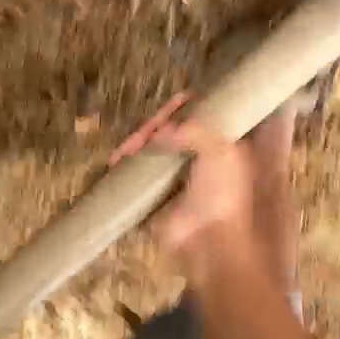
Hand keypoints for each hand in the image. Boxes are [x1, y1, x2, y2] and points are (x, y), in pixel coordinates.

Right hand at [115, 100, 259, 276]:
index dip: (189, 106)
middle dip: (156, 124)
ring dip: (137, 140)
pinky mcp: (152, 190)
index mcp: (219, 148)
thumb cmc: (222, 195)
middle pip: (171, 128)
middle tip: (150, 130)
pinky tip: (117, 158)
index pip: (201, 117)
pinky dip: (124, 160)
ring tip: (128, 147)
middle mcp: (195, 159)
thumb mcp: (221, 153)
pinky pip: (134, 168)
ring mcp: (172, 175)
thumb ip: (195, 131)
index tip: (178, 100)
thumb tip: (165, 130)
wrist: (207, 238)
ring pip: (150, 145)